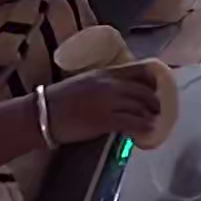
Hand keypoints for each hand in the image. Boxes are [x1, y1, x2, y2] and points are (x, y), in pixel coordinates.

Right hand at [41, 62, 159, 143]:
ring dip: (151, 113)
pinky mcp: (105, 120)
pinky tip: (148, 130)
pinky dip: (143, 126)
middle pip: (143, 90)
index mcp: (106, 73)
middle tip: (159, 107)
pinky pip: (131, 121)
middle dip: (155, 99)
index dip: (153, 79)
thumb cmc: (60, 99)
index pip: (139, 71)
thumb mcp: (87, 81)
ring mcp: (109, 101)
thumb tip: (122, 91)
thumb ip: (106, 83)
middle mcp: (111, 84)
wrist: (41, 114)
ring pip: (139, 106)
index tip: (159, 87)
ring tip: (156, 119)